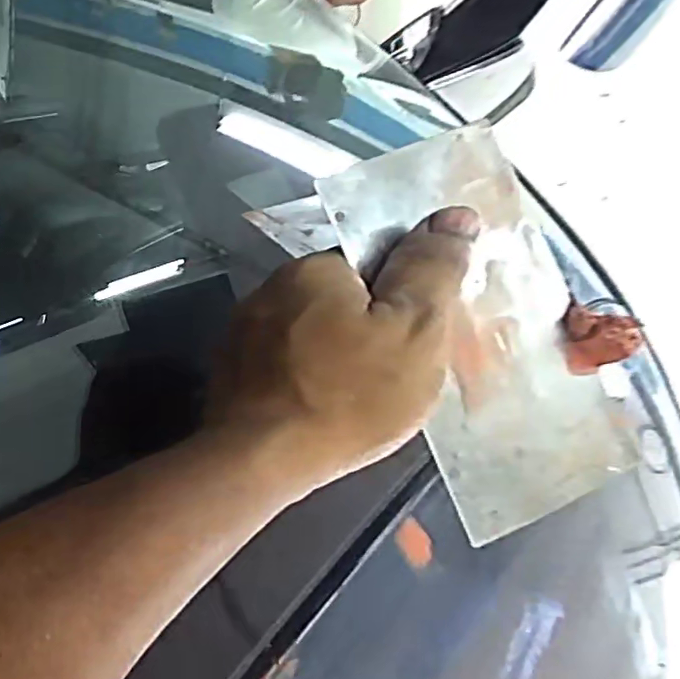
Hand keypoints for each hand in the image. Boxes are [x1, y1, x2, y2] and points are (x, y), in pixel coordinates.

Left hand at [206, 206, 476, 489]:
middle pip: (335, 301)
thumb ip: (432, 269)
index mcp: (307, 271)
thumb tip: (451, 219)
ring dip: (335, 358)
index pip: (370, 262)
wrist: (259, 459)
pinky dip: (304, 381)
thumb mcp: (415, 327)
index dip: (403, 296)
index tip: (418, 332)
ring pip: (307, 336)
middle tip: (394, 371)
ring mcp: (238, 336)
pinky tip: (321, 408)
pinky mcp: (228, 375)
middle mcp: (263, 294)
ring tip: (359, 398)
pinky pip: (281, 366)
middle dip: (368, 328)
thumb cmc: (345, 396)